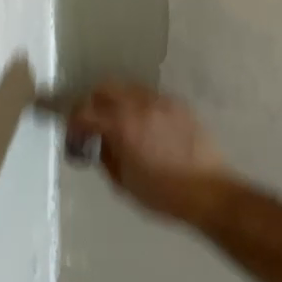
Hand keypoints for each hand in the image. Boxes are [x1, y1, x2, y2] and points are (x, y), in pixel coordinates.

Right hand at [67, 82, 233, 223]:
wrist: (209, 192)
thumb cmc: (163, 193)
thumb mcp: (124, 182)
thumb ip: (105, 157)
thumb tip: (97, 144)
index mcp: (122, 126)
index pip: (85, 112)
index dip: (73, 121)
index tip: (73, 133)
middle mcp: (140, 106)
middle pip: (105, 88)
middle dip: (92, 103)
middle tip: (92, 124)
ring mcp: (162, 102)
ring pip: (129, 88)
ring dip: (117, 101)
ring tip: (118, 123)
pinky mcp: (179, 106)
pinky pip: (150, 97)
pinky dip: (139, 105)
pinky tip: (144, 126)